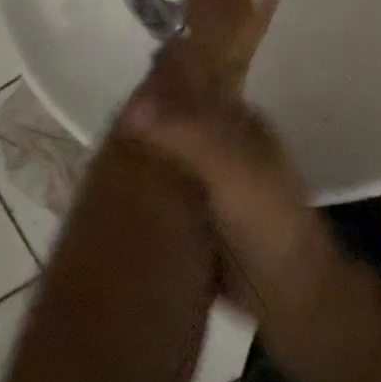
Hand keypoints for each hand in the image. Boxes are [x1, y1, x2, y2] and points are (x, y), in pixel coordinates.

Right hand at [118, 59, 332, 319]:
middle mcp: (221, 147)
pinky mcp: (191, 222)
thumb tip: (131, 106)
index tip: (113, 88)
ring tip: (89, 162)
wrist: (291, 299)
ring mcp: (206, 185)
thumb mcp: (234, 170)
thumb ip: (188, 135)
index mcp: (238, 122)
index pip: (191, 85)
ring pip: (161, 161)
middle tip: (94, 132)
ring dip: (132, 161)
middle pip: (171, 124)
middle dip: (137, 125)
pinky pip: (157, 199)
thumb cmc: (270, 224)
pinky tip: (101, 201)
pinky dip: (135, 198)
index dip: (155, 82)